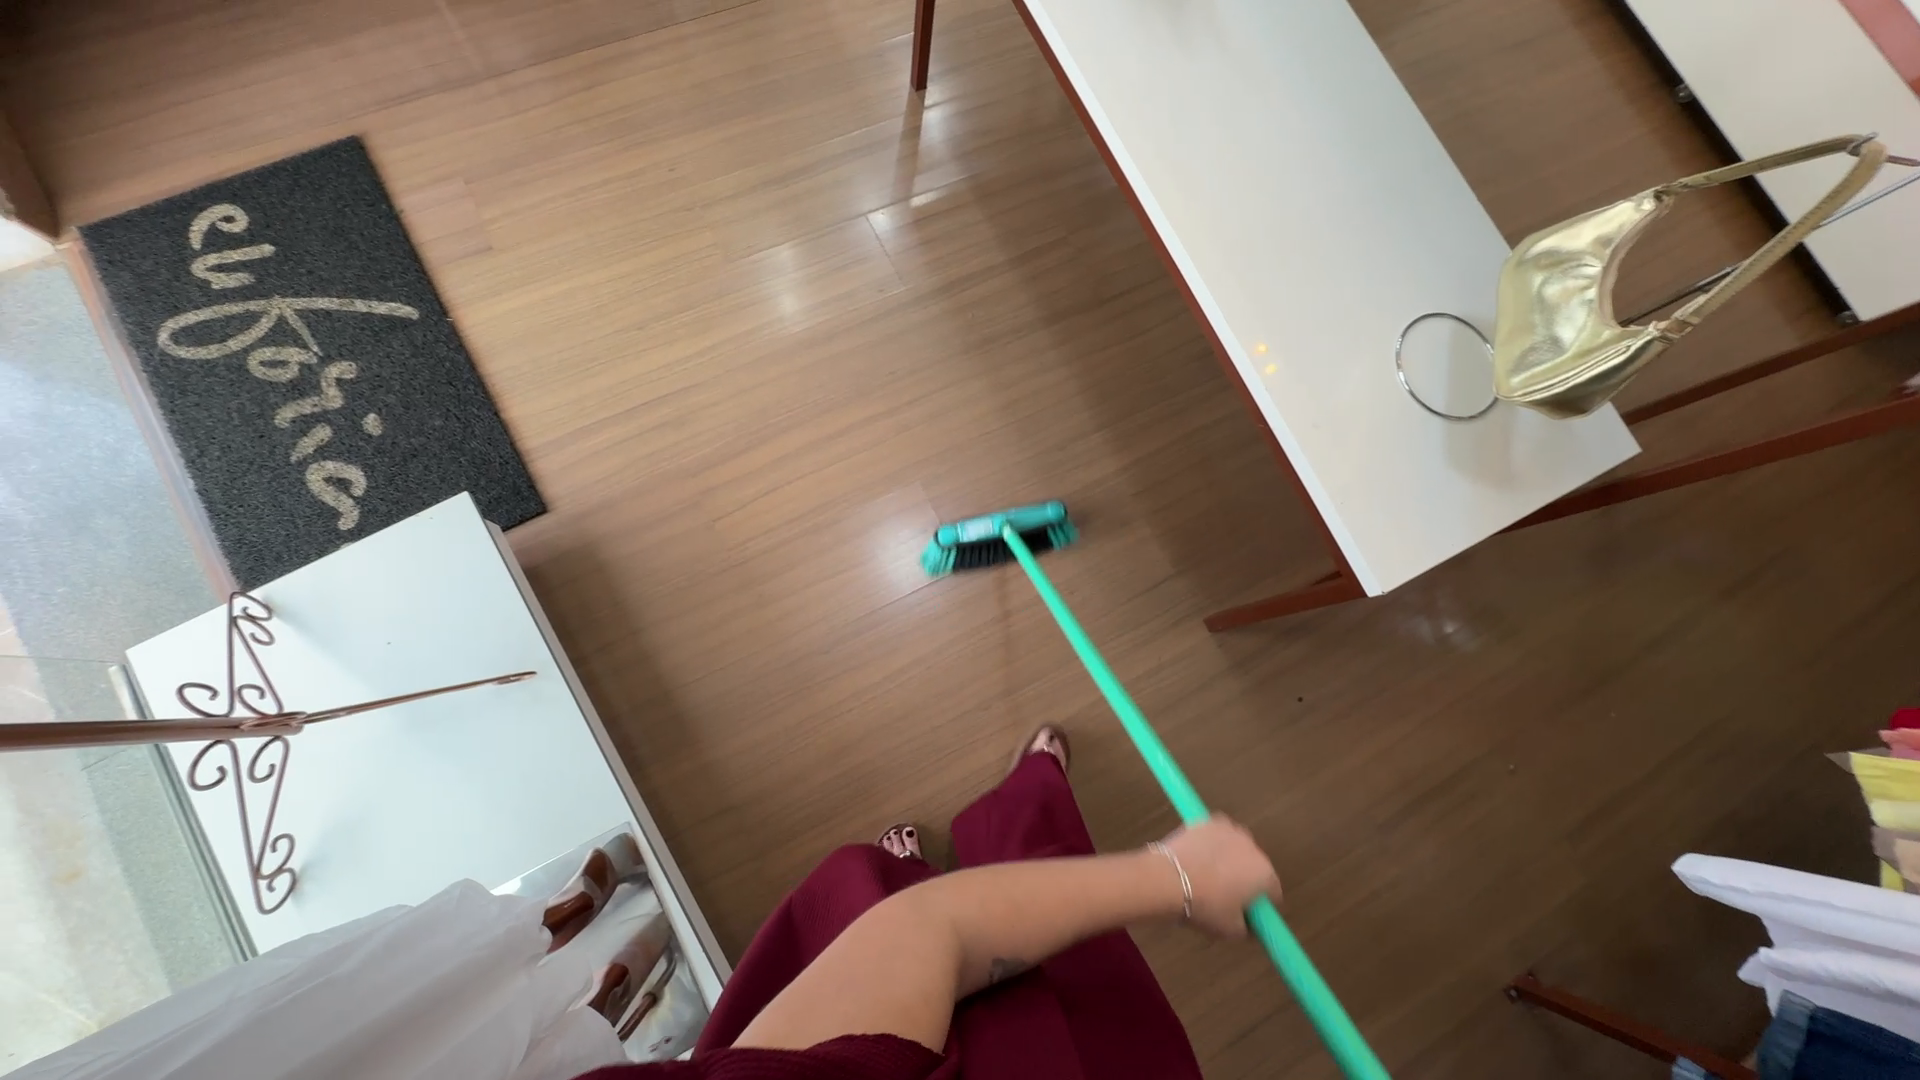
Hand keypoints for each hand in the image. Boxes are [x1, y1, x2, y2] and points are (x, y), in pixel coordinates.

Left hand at [1156, 816, 1281, 936]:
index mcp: (1265, 874)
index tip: (1247, 911)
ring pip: (1236, 846)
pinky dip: (1212, 842)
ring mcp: (1230, 829)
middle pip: (1254, 865)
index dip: (1260, 903)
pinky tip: (1198, 855)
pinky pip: (1217, 834)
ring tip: (1208, 872)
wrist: (1168, 878)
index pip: (1272, 891)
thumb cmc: (1205, 907)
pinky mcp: (1208, 820)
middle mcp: (1253, 847)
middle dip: (1244, 877)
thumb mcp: (1232, 930)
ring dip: (1229, 856)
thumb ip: (1248, 927)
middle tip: (1225, 892)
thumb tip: (1248, 922)